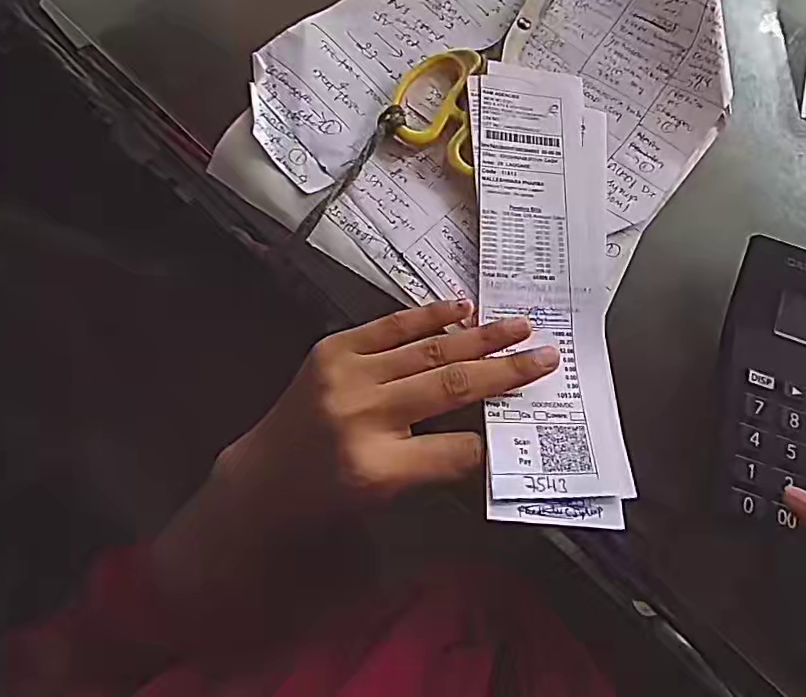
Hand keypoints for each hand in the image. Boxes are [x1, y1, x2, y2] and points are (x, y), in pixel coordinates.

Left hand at [146, 300, 552, 646]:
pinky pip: (391, 326)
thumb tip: (489, 430)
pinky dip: (430, 316)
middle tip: (544, 355)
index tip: (528, 413)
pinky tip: (463, 307)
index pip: (455, 446)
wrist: (260, 479)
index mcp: (374, 468)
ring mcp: (345, 374)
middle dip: (504, 371)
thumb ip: (434, 462)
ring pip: (427, 350)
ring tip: (517, 325)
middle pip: (449, 386)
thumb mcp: (382, 497)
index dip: (494, 433)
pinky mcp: (333, 348)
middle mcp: (361, 415)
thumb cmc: (325, 498)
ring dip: (479, 336)